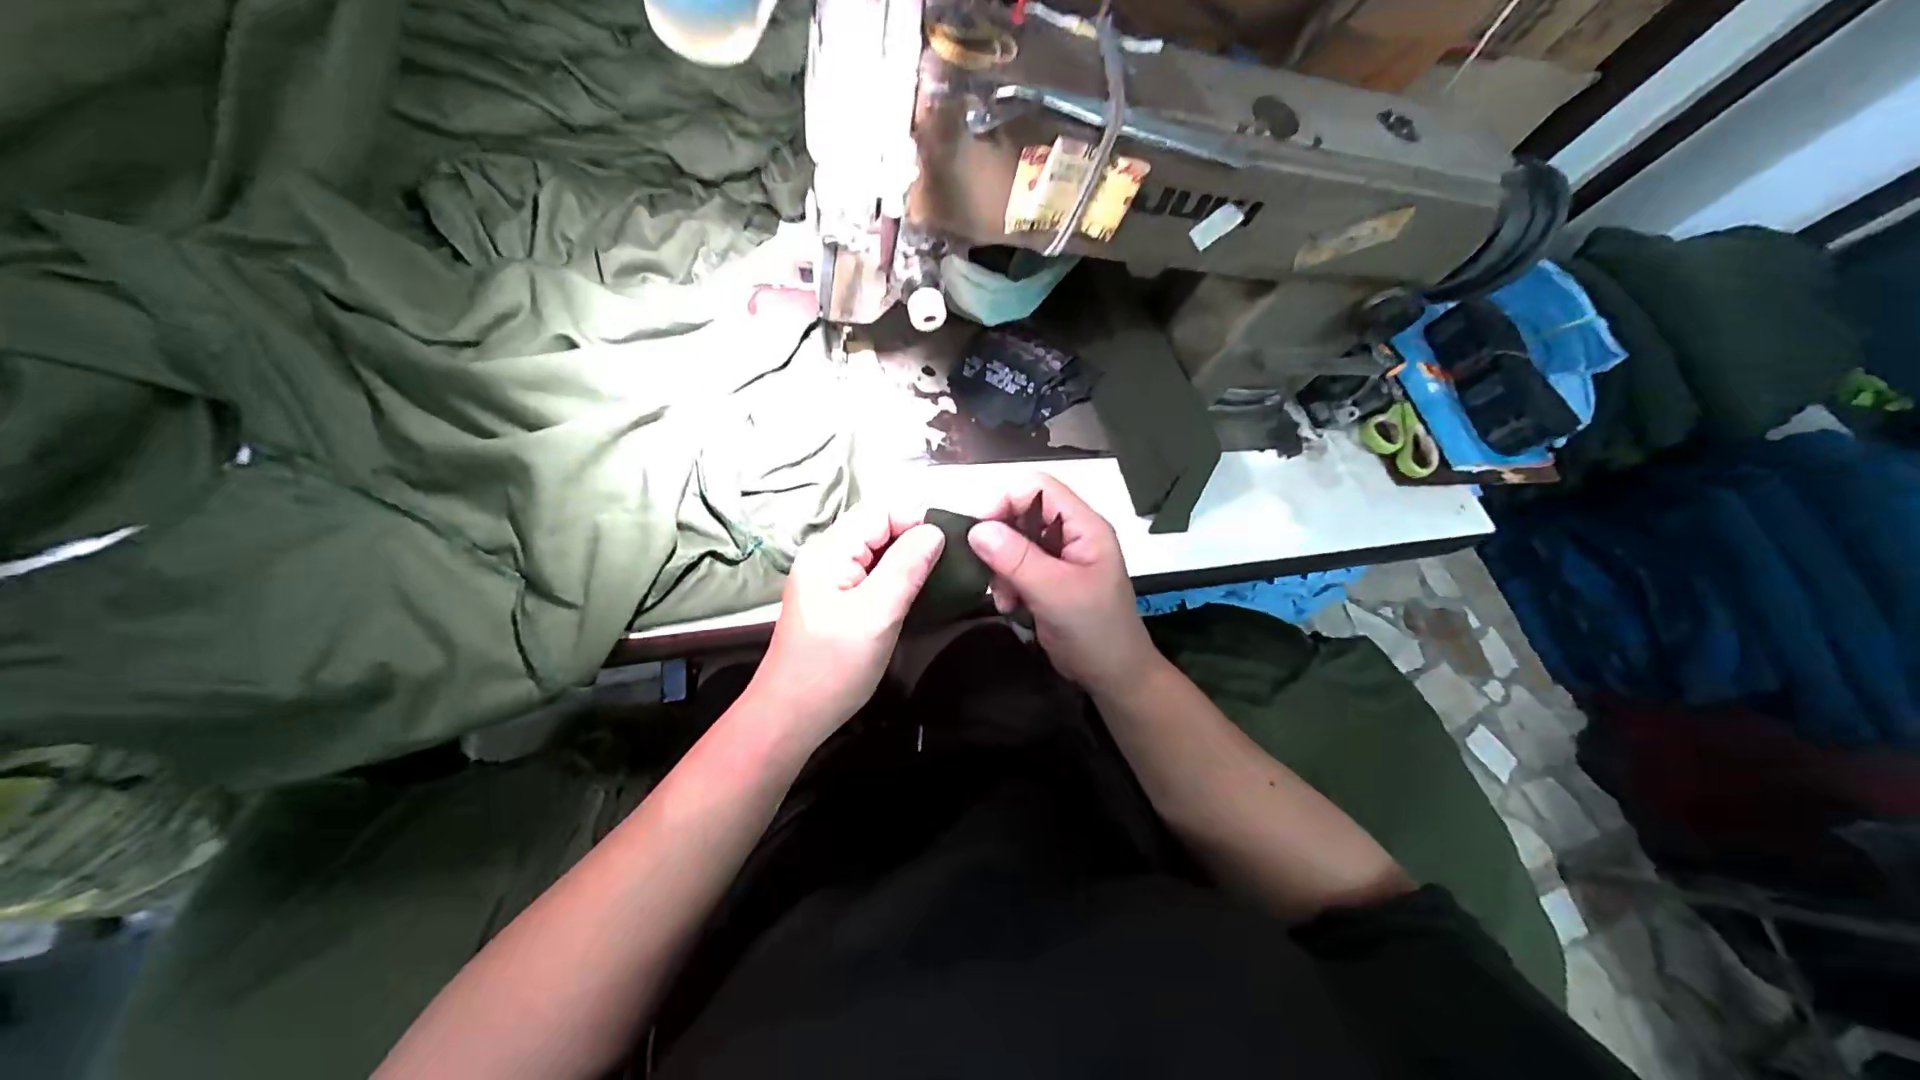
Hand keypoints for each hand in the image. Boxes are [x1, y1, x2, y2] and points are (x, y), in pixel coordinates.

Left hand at [743, 503, 944, 745]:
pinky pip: (872, 571)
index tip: (955, 540)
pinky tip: (918, 588)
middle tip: (956, 558)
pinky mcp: (835, 597)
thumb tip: (935, 531)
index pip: (881, 510)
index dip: (919, 518)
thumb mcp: (877, 614)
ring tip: (944, 571)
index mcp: (829, 550)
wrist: (792, 715)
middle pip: (879, 526)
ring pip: (878, 549)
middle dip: (917, 535)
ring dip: (910, 555)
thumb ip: (906, 566)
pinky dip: (897, 574)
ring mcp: (829, 576)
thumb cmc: (834, 666)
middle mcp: (826, 554)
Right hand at [966, 475, 1163, 694]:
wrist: (1113, 676)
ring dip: (1001, 567)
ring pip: (1013, 541)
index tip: (979, 532)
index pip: (1038, 488)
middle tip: (989, 571)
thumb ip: (1017, 558)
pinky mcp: (1047, 578)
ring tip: (1005, 598)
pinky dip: (1006, 583)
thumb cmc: (1094, 631)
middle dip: (1000, 541)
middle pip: (1022, 512)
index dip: (1006, 502)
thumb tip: (976, 528)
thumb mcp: (1055, 592)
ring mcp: (1059, 557)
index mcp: (1084, 526)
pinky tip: (1010, 606)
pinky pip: (1015, 566)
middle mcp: (1071, 534)